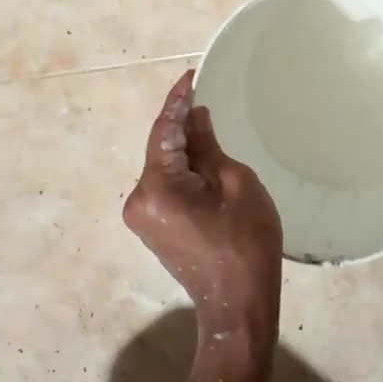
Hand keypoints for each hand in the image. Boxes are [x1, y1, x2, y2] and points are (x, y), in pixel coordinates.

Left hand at [123, 70, 283, 332]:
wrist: (238, 306)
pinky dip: (184, 169)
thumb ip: (208, 146)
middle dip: (183, 123)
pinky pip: (167, 186)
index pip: (164, 130)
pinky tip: (203, 157)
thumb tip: (195, 118)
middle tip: (206, 95)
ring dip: (185, 147)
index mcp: (156, 187)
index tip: (190, 75)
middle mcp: (138, 200)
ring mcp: (143, 217)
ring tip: (209, 122)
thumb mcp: (234, 183)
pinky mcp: (154, 228)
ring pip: (165, 168)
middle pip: (162, 149)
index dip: (178, 100)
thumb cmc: (244, 242)